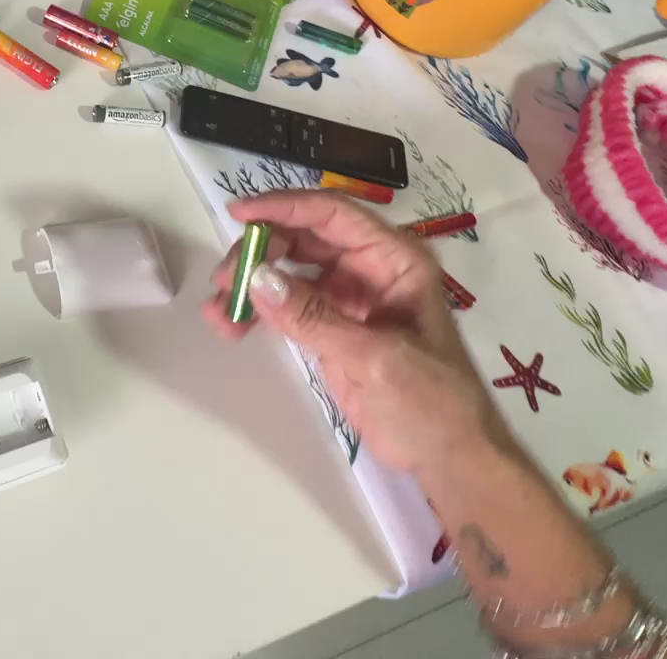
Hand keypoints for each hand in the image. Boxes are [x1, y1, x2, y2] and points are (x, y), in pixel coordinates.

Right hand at [205, 190, 508, 477]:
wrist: (448, 459)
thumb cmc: (433, 403)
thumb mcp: (375, 358)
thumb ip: (314, 317)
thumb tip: (256, 279)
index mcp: (392, 259)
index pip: (332, 215)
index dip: (283, 207)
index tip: (238, 214)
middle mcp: (366, 267)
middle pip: (299, 238)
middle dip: (257, 253)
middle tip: (224, 281)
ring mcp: (344, 295)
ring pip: (284, 270)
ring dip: (249, 284)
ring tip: (218, 312)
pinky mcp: (326, 324)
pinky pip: (282, 304)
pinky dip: (254, 311)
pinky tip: (230, 326)